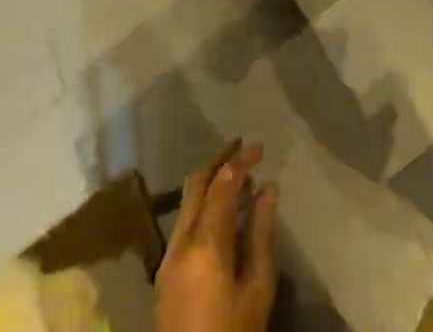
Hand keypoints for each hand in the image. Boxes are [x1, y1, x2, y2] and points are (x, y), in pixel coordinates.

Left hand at [155, 141, 278, 331]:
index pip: (221, 186)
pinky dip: (204, 206)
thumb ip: (262, 233)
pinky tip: (226, 211)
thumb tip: (267, 189)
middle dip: (219, 161)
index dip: (240, 162)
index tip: (261, 148)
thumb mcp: (259, 286)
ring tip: (240, 175)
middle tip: (244, 147)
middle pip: (195, 187)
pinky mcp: (165, 274)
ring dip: (211, 183)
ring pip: (186, 204)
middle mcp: (179, 245)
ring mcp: (167, 260)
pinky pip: (185, 224)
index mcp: (205, 246)